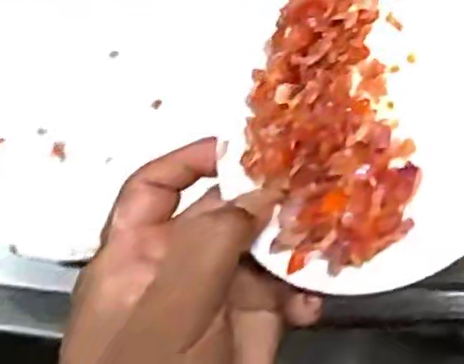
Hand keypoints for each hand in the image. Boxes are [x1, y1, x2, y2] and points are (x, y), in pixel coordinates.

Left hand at [62, 138, 322, 363]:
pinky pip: (289, 282)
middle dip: (273, 193)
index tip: (248, 143)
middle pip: (228, 204)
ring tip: (328, 235)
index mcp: (135, 260)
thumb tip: (260, 189)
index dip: (196, 157)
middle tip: (315, 181)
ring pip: (267, 238)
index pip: (155, 186)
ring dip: (302, 235)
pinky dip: (308, 283)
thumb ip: (210, 241)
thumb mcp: (167, 317)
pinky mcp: (253, 320)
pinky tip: (316, 298)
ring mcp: (217, 294)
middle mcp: (177, 267)